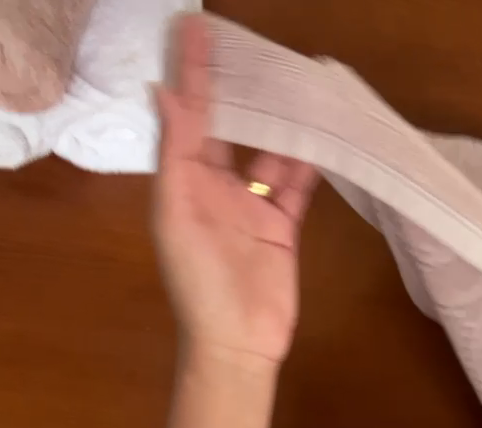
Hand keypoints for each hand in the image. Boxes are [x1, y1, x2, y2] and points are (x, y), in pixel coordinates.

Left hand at [152, 15, 320, 367]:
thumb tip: (164, 92)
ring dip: (278, 120)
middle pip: (229, 127)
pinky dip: (306, 161)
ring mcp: (252, 208)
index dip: (193, 74)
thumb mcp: (176, 215)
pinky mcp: (282, 227)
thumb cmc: (199, 283)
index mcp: (184, 183)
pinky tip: (317, 131)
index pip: (188, 117)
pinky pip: (296, 185)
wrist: (237, 342)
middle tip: (250, 44)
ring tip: (292, 79)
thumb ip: (175, 155)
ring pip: (267, 152)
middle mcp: (216, 189)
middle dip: (237, 89)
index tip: (196, 28)